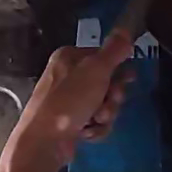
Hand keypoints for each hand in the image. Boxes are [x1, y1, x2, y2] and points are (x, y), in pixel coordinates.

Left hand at [6, 31, 133, 171]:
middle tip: (109, 103)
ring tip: (95, 121)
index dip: (118, 69)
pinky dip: (95, 128)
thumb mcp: (95, 70)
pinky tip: (87, 133)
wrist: (43, 142)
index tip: (128, 79)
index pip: (104, 56)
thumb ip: (113, 50)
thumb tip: (125, 29)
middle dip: (112, 97)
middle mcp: (67, 75)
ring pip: (103, 104)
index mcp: (69, 57)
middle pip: (106, 82)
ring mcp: (67, 100)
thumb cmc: (69, 101)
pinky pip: (94, 121)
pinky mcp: (69, 122)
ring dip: (105, 114)